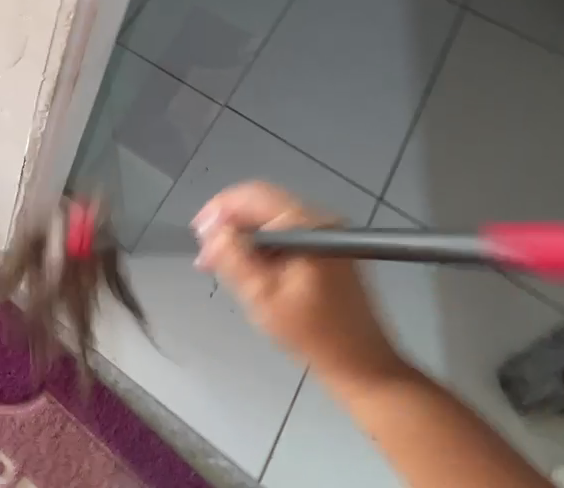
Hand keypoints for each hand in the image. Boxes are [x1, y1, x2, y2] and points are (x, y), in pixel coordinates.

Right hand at [193, 181, 406, 386]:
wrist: (364, 368)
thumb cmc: (312, 334)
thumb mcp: (262, 295)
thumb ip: (232, 255)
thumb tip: (210, 229)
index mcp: (307, 226)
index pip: (252, 195)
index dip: (219, 209)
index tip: (199, 233)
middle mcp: (320, 221)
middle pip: (261, 204)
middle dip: (229, 224)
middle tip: (208, 252)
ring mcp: (327, 234)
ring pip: (270, 218)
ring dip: (244, 235)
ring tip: (222, 262)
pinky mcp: (328, 248)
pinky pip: (284, 232)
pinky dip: (262, 245)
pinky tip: (249, 268)